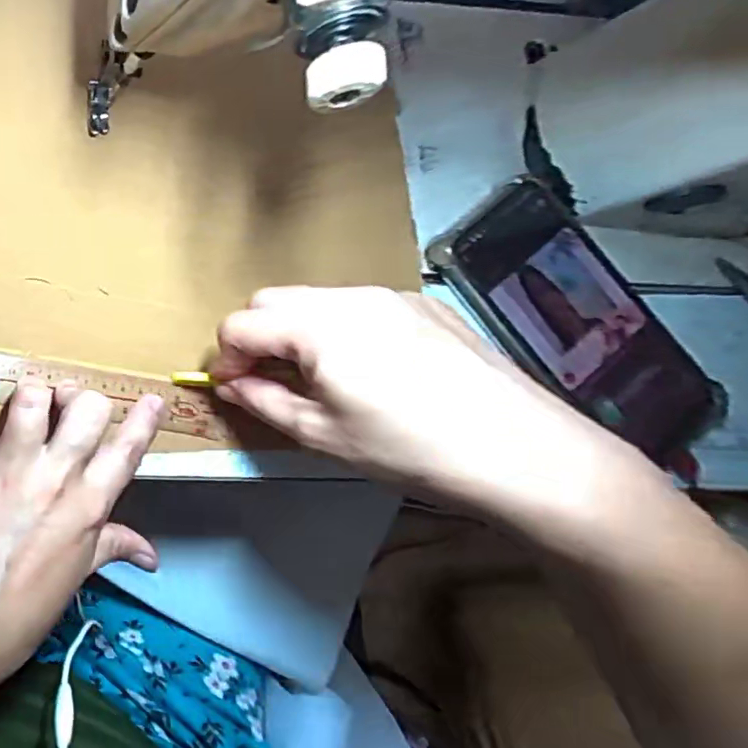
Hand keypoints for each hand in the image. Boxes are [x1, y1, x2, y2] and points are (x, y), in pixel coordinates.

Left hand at [0, 376, 163, 687]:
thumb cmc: (33, 597)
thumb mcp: (81, 569)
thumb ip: (114, 546)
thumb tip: (150, 556)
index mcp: (90, 501)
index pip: (127, 450)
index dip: (144, 420)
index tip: (152, 399)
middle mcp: (57, 476)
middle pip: (86, 409)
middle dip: (81, 398)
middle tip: (68, 404)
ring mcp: (13, 470)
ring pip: (30, 403)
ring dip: (31, 394)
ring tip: (29, 399)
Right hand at [211, 287, 655, 523]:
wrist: (523, 451)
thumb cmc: (407, 448)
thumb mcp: (319, 433)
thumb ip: (261, 401)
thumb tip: (229, 385)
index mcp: (318, 327)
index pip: (239, 324)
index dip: (224, 358)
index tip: (233, 389)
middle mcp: (350, 297)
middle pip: (271, 300)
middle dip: (254, 337)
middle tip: (266, 379)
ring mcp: (392, 296)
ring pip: (314, 299)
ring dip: (294, 331)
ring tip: (314, 376)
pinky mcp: (425, 306)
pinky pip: (357, 305)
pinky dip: (336, 328)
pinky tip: (365, 368)